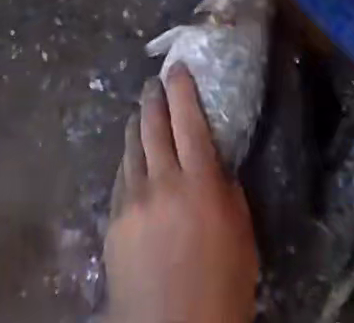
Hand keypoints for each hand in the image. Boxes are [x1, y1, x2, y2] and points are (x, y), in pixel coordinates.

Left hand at [103, 65, 258, 322]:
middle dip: (153, 97)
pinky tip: (131, 156)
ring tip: (140, 112)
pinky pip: (121, 177)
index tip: (178, 68)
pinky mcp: (114, 221)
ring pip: (131, 146)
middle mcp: (163, 182)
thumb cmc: (222, 284)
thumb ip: (224, 188)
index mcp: (200, 183)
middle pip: (152, 124)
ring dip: (137, 123)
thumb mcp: (239, 231)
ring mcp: (133, 201)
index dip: (182, 88)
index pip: (189, 119)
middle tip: (155, 82)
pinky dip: (128, 158)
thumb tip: (211, 159)